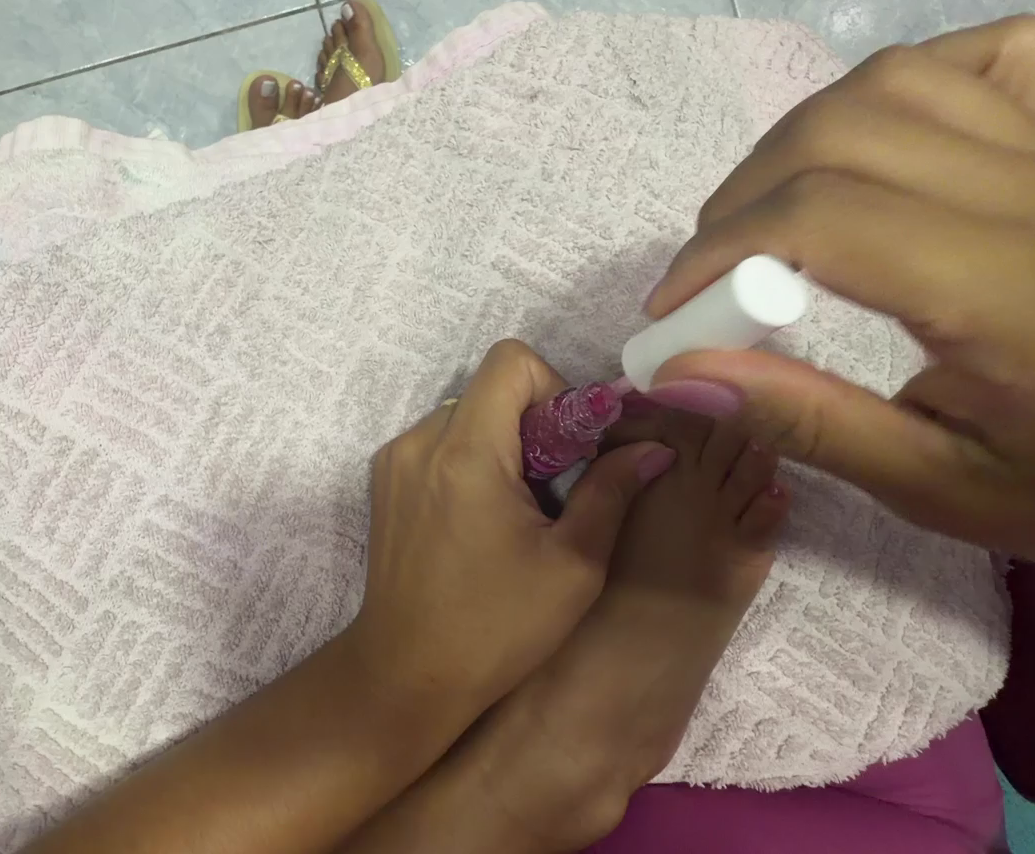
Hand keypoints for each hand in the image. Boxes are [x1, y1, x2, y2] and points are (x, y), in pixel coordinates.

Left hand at [340, 408, 785, 853]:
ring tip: (516, 510)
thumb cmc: (497, 627)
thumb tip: (650, 446)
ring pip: (465, 414)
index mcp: (466, 452)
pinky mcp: (383, 478)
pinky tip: (481, 518)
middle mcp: (419, 441)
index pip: (511, 361)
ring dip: (501, 442)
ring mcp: (393, 458)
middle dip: (532, 423)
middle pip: (490, 389)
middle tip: (553, 487)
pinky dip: (469, 459)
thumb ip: (612, 490)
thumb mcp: (574, 565)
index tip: (568, 447)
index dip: (553, 388)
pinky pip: (438, 440)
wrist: (407, 672)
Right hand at [642, 15, 1034, 603]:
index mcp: (1023, 298)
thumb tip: (679, 375)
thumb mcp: (937, 492)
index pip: (824, 218)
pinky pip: (981, 54)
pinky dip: (899, 84)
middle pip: (840, 133)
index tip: (674, 312)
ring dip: (795, 141)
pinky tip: (876, 147)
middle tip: (714, 275)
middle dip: (738, 202)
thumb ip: (803, 424)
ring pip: (890, 79)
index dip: (719, 254)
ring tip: (771, 215)